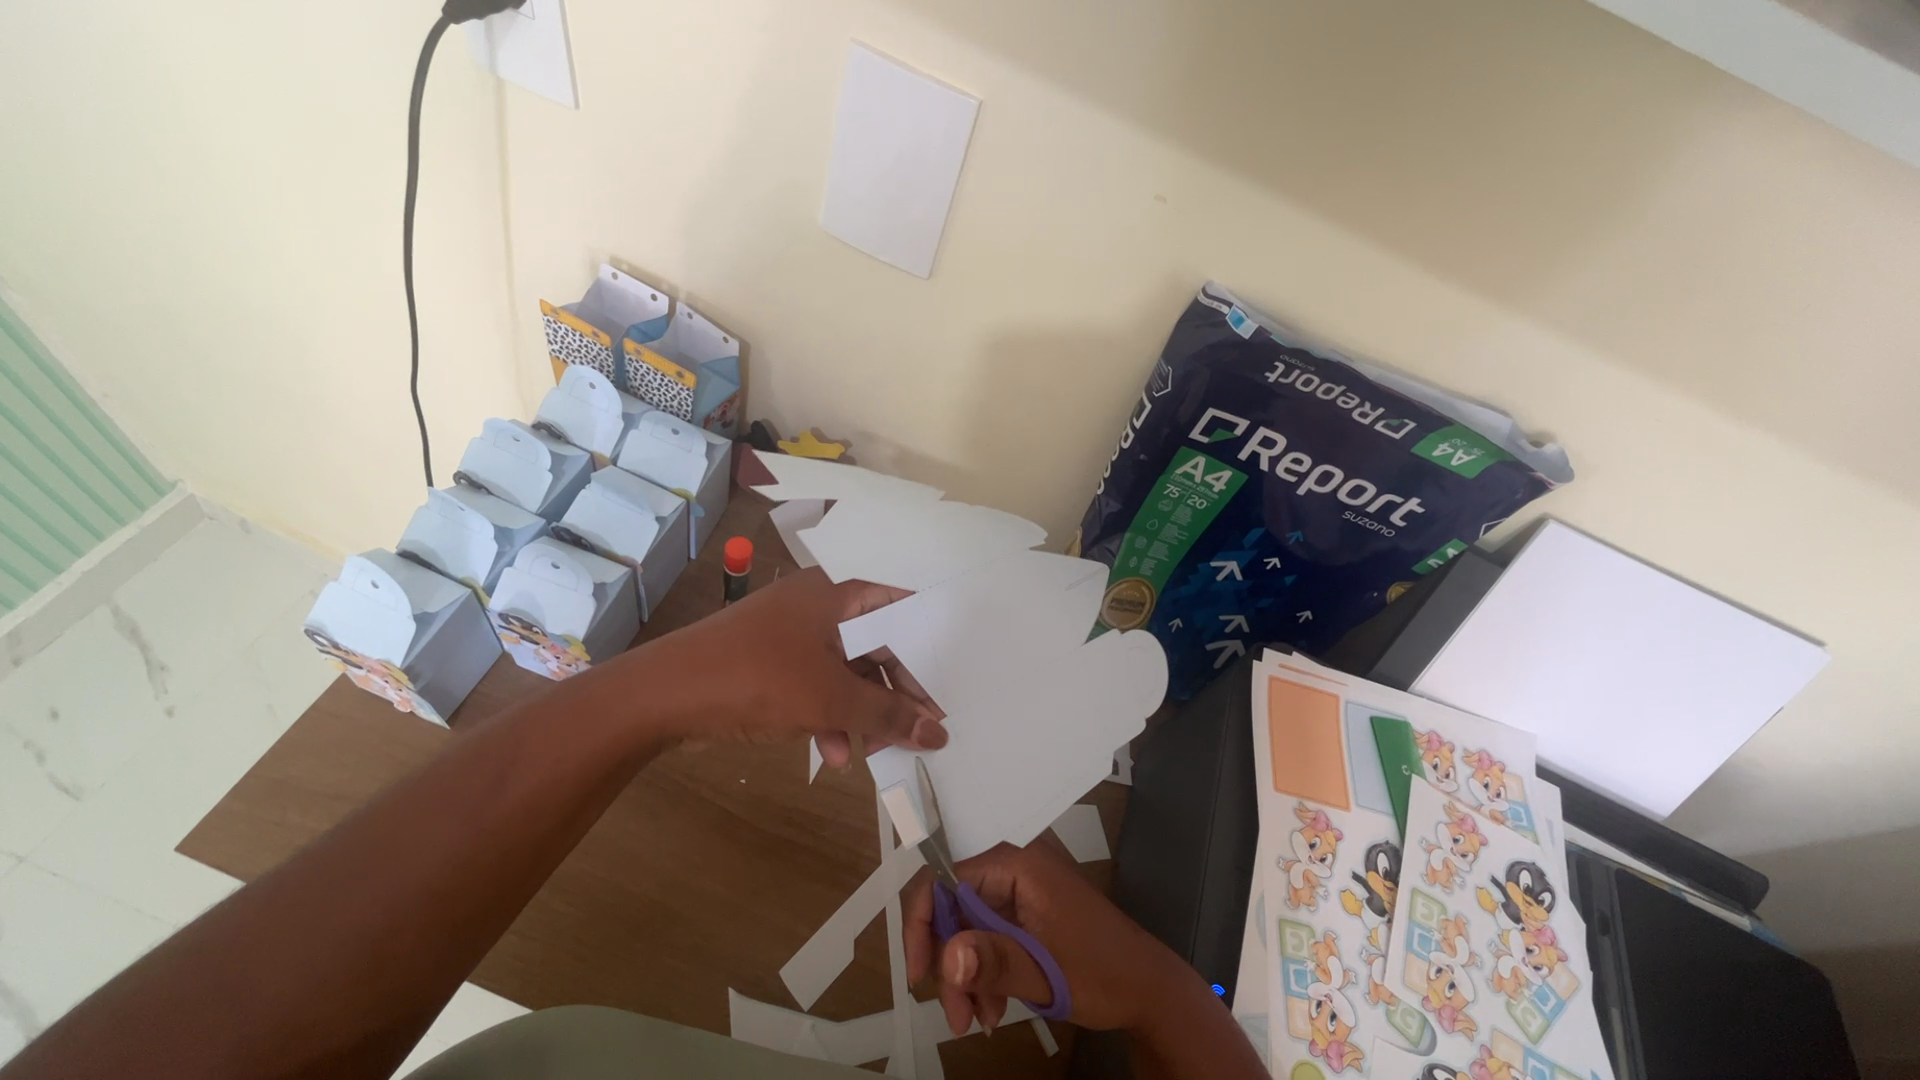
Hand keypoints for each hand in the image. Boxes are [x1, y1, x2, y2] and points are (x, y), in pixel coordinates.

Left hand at [634, 568, 945, 763]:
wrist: (664, 693)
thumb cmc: (758, 678)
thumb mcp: (830, 698)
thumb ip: (887, 716)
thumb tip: (938, 734)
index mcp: (838, 593)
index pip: (903, 610)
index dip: (929, 651)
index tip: (947, 692)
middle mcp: (819, 605)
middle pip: (876, 645)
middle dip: (893, 695)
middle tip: (918, 733)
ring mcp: (793, 633)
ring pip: (847, 671)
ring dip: (862, 714)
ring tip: (875, 754)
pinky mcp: (772, 662)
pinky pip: (816, 685)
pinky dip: (829, 716)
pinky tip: (834, 754)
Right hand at [904, 841, 1192, 1036]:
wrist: (1148, 988)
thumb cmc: (1102, 972)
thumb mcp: (1045, 972)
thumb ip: (993, 962)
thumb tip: (946, 958)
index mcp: (1018, 860)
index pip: (945, 876)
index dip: (922, 922)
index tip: (920, 974)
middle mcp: (1015, 862)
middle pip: (953, 903)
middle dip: (949, 959)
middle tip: (956, 1014)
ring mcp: (1021, 884)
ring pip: (966, 922)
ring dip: (964, 972)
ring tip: (976, 1019)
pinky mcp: (1027, 906)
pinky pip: (987, 930)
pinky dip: (982, 968)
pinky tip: (992, 1005)